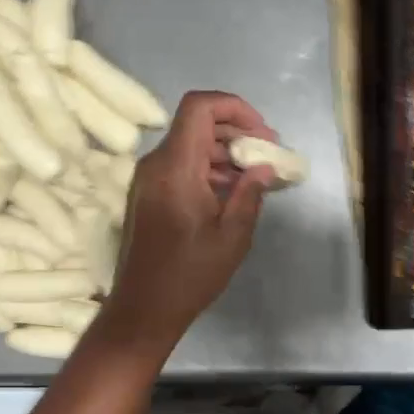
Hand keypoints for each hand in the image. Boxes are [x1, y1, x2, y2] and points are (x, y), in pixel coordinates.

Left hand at [94, 90, 275, 361]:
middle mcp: (156, 164)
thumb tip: (263, 167)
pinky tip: (232, 193)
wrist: (145, 307)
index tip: (263, 133)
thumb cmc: (191, 274)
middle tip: (268, 154)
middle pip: (196, 123)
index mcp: (176, 167)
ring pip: (190, 145)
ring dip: (224, 153)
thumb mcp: (232, 237)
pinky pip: (182, 166)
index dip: (235, 108)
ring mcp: (149, 179)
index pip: (200, 107)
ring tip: (256, 177)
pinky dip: (209, 169)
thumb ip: (250, 195)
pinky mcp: (149, 194)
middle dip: (236, 131)